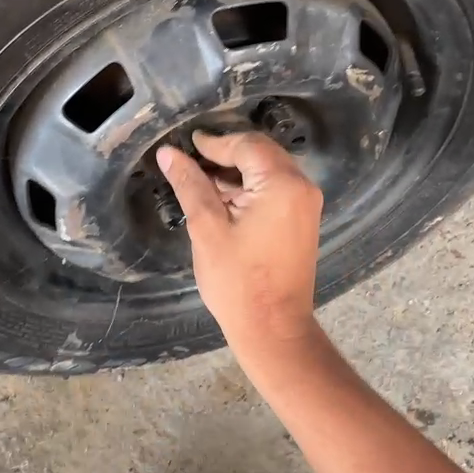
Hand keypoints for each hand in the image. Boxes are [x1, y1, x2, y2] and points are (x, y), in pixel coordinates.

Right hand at [156, 131, 323, 347]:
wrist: (274, 330)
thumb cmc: (237, 281)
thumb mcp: (206, 228)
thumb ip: (190, 184)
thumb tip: (168, 153)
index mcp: (282, 184)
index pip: (246, 145)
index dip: (214, 143)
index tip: (186, 144)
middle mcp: (302, 187)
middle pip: (260, 153)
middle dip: (225, 153)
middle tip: (190, 159)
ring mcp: (306, 204)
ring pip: (268, 170)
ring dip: (236, 170)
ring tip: (200, 179)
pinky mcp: (302, 220)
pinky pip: (275, 188)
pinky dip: (249, 187)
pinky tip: (222, 197)